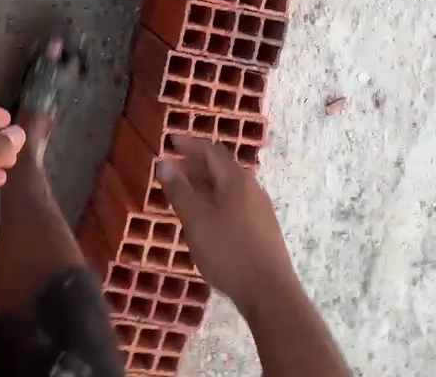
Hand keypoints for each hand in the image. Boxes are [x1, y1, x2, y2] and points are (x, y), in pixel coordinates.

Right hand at [157, 137, 296, 310]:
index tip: (171, 142)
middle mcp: (251, 187)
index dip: (190, 144)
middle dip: (197, 163)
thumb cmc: (228, 251)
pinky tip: (207, 217)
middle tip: (174, 167)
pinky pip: (236, 201)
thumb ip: (179, 190)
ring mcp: (260, 208)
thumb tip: (164, 163)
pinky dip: (217, 199)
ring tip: (186, 192)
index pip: (210, 150)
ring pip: (229, 185)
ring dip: (206, 183)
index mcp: (235, 179)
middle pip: (222, 166)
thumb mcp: (196, 219)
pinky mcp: (263, 228)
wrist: (270, 294)